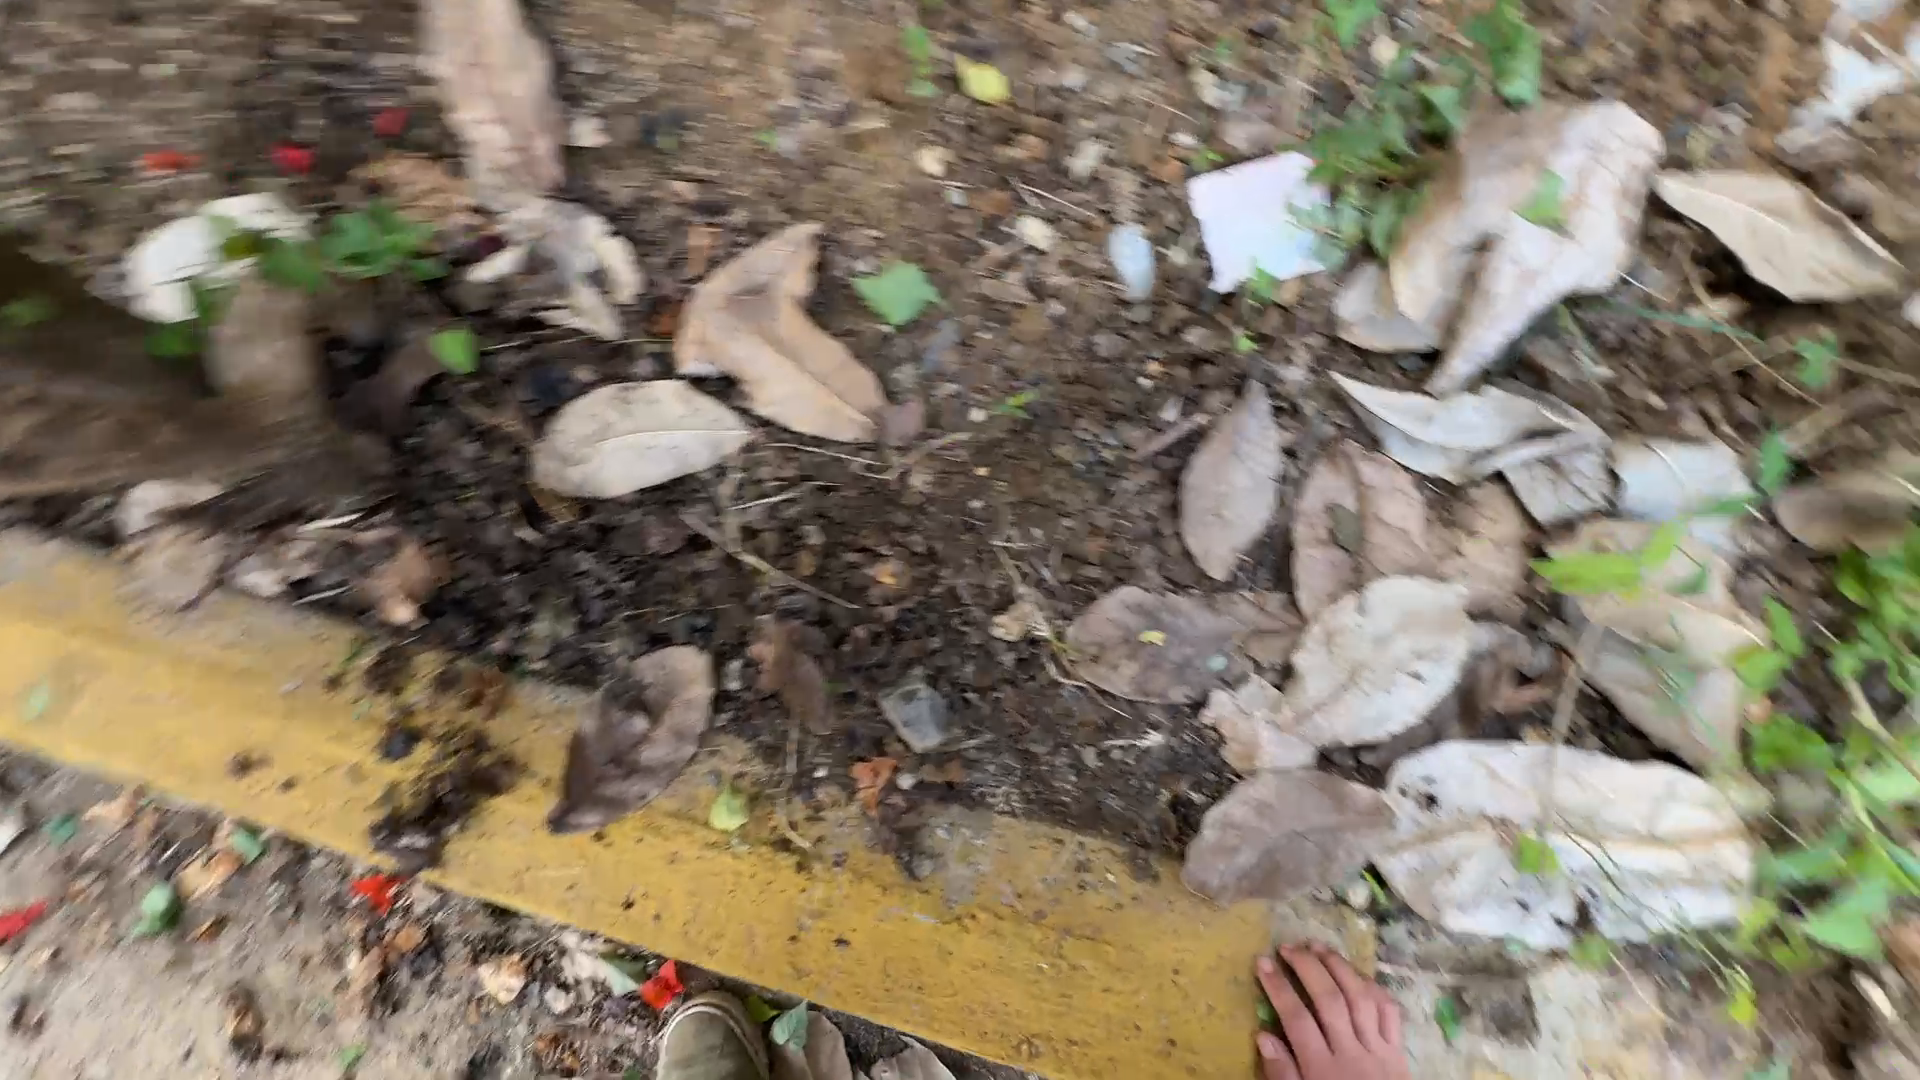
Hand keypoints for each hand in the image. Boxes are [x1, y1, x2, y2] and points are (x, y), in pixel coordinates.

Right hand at [1255, 943, 1409, 1079]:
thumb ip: (1283, 1074)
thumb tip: (1262, 1035)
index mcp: (1324, 1071)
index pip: (1297, 1018)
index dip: (1278, 986)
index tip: (1262, 961)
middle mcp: (1352, 1055)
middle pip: (1330, 1000)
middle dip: (1307, 966)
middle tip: (1287, 946)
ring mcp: (1380, 1053)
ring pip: (1361, 998)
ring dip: (1338, 966)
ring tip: (1318, 946)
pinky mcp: (1400, 1054)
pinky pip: (1390, 1013)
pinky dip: (1372, 987)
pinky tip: (1354, 972)